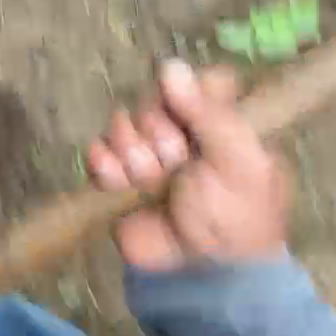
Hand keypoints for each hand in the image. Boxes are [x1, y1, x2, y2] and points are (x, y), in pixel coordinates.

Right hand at [85, 61, 291, 272]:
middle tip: (176, 162)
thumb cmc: (233, 218)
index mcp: (222, 128)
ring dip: (132, 155)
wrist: (196, 272)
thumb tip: (169, 64)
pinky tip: (121, 185)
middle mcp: (182, 135)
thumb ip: (210, 113)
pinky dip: (105, 168)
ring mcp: (145, 156)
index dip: (184, 94)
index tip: (187, 113)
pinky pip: (95, 152)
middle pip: (151, 103)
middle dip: (156, 133)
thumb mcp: (239, 164)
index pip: (193, 84)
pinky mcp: (114, 176)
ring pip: (119, 126)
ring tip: (150, 182)